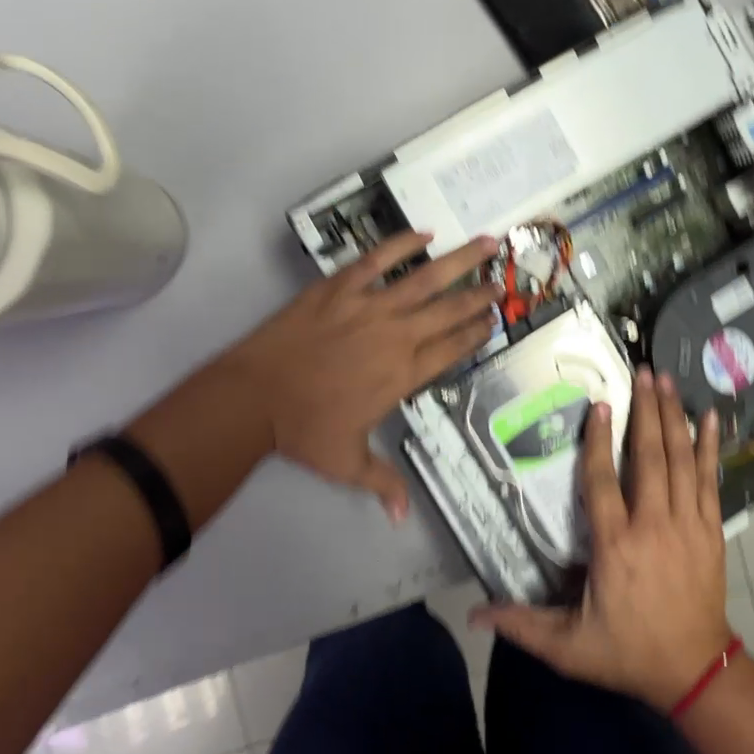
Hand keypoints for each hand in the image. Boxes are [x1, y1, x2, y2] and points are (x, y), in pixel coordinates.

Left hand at [224, 231, 500, 520]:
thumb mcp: (346, 463)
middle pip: (449, 310)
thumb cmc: (303, 431)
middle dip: (479, 295)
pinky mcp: (339, 288)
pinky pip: (377, 259)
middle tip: (500, 284)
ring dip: (460, 260)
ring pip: (425, 278)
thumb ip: (382, 483)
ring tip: (488, 244)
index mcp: (403, 374)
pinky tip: (424, 233)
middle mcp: (396, 336)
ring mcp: (369, 307)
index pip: (452, 349)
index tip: (494, 321)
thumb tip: (401, 519)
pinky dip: (401, 244)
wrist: (253, 397)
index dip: (476, 333)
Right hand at [474, 369, 733, 710]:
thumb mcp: (569, 647)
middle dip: (645, 411)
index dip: (598, 442)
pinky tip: (711, 416)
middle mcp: (653, 525)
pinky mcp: (711, 529)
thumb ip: (522, 625)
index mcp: (616, 546)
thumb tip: (473, 615)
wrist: (696, 671)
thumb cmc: (628, 651)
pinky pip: (710, 479)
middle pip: (649, 457)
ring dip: (673, 417)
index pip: (603, 483)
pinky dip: (710, 446)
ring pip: (681, 460)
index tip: (599, 405)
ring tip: (665, 381)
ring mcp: (687, 524)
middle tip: (642, 372)